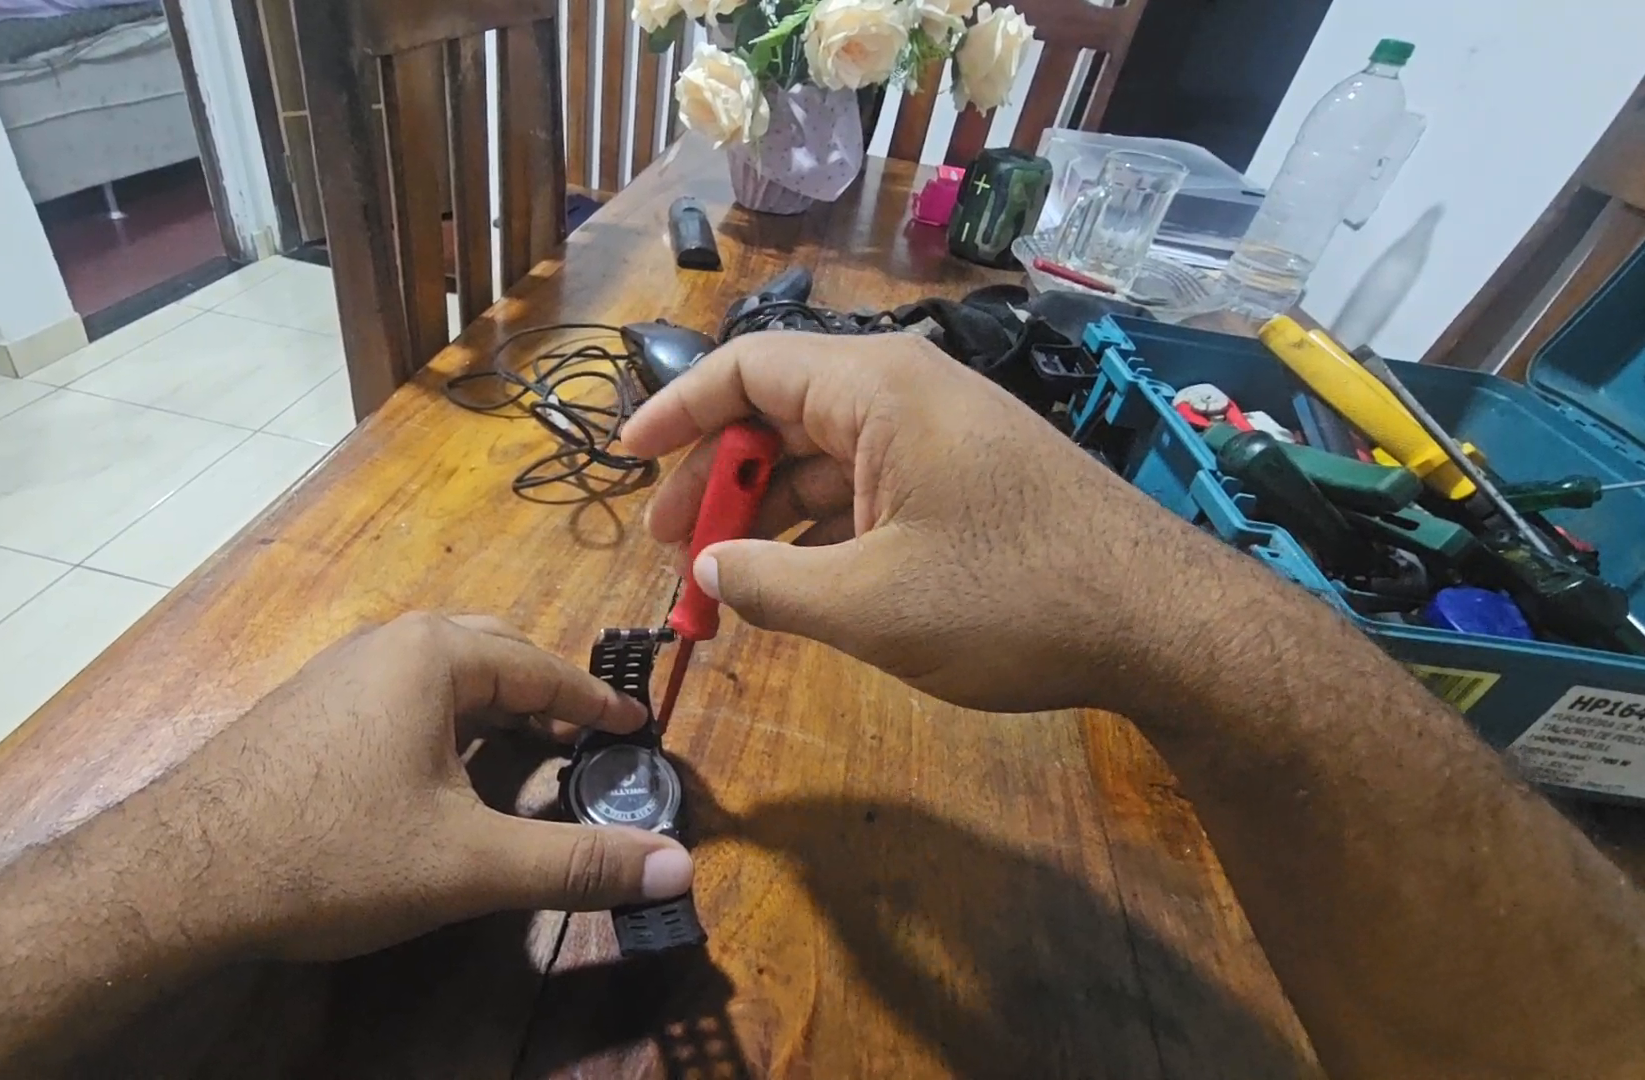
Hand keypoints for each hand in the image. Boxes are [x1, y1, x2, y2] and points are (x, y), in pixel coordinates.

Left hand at [185, 613, 694, 961]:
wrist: (167, 882)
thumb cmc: (332, 852)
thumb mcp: (468, 864)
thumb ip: (575, 861)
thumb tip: (675, 866)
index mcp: (435, 655)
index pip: (542, 668)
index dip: (596, 702)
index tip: (635, 725)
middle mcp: (390, 642)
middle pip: (497, 653)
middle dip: (546, 695)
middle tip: (582, 740)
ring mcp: (345, 668)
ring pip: (448, 670)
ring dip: (497, 704)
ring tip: (525, 749)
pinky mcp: (315, 702)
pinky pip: (407, 691)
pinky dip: (450, 716)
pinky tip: (446, 763)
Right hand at [621, 331, 1223, 714]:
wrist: (1161, 626)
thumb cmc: (1012, 599)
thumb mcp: (870, 604)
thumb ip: (769, 585)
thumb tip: (706, 571)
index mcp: (875, 388)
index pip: (747, 370)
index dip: (677, 411)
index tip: (628, 457)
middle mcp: (898, 395)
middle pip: (774, 418)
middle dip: (715, 483)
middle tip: (674, 549)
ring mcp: (927, 438)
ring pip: (813, 461)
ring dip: (762, 517)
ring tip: (720, 581)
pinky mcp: (947, 480)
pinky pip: (855, 492)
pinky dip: (812, 533)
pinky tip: (788, 582)